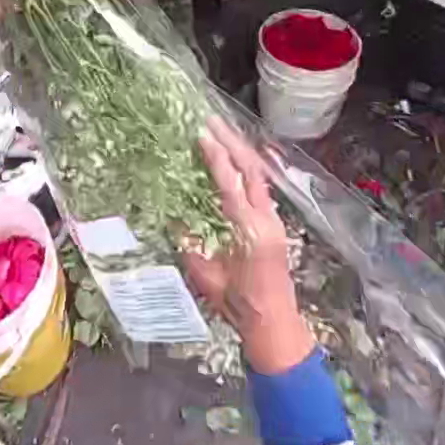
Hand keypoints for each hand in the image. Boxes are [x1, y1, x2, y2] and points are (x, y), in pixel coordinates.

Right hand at [182, 118, 315, 374]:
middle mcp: (266, 218)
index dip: (217, 157)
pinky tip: (238, 157)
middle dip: (232, 142)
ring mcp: (273, 218)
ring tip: (223, 131)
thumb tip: (170, 221)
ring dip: (241, 151)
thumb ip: (190, 248)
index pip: (232, 184)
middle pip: (251, 169)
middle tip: (212, 121)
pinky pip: (262, 186)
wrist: (274, 322)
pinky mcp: (274, 222)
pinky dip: (248, 166)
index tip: (202, 135)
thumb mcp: (207, 278)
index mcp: (249, 230)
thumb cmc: (239, 306)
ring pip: (259, 174)